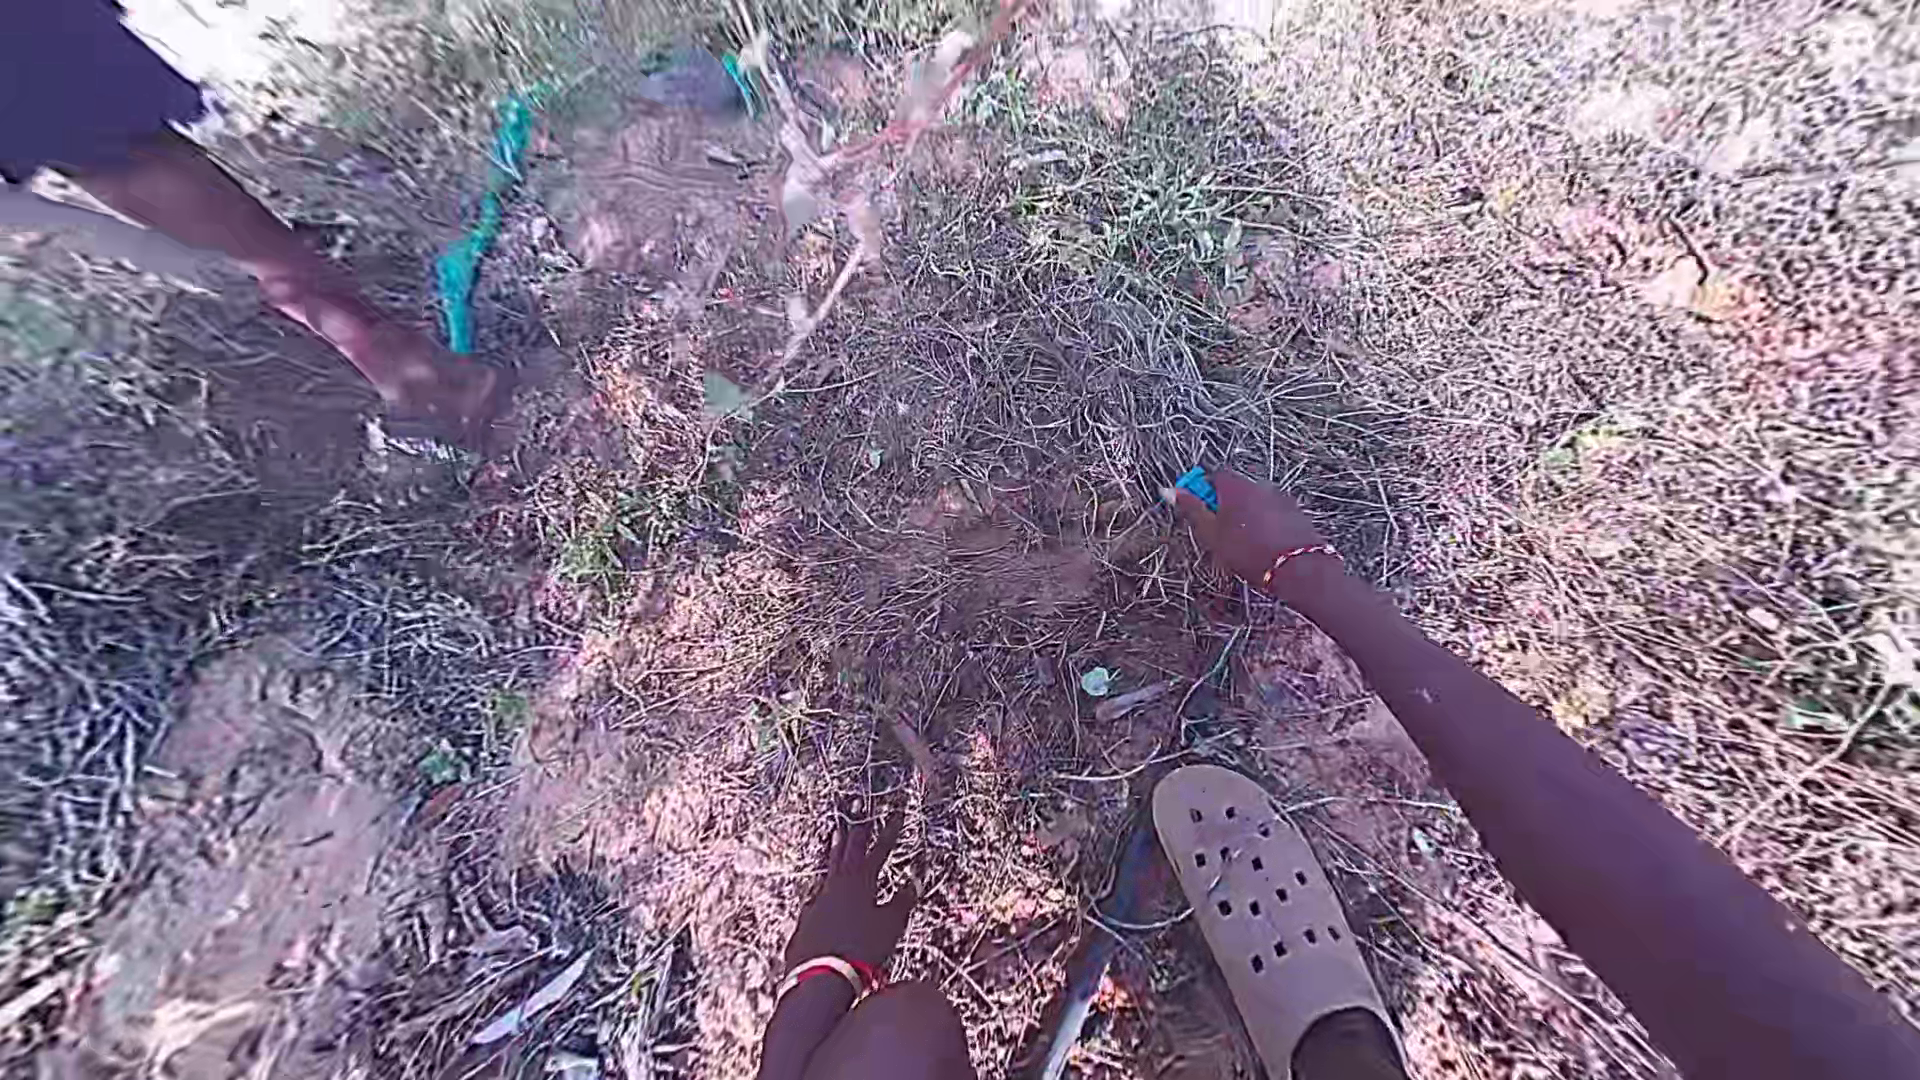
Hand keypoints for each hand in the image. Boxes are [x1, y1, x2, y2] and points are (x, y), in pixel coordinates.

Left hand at [783, 807, 915, 972]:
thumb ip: (902, 901)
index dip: (889, 832)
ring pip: (830, 866)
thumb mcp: (890, 925)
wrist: (819, 980)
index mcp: (861, 881)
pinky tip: (822, 887)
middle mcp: (838, 884)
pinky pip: (817, 893)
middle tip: (859, 809)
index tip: (895, 814)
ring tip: (837, 833)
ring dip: (836, 848)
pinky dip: (824, 884)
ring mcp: (818, 900)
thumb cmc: (861, 950)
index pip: (879, 849)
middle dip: (857, 829)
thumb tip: (913, 882)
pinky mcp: (806, 919)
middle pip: (849, 849)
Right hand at [1172, 470, 1337, 598]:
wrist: (1296, 568)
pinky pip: (1272, 512)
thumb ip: (1192, 508)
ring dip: (1245, 514)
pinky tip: (1261, 544)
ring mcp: (1281, 498)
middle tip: (1217, 530)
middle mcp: (1260, 486)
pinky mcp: (1296, 513)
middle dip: (1224, 504)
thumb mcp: (1211, 532)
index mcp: (1236, 487)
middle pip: (1235, 488)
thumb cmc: (1246, 550)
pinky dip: (1264, 522)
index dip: (1203, 491)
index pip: (1214, 476)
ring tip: (1240, 541)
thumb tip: (1170, 490)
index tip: (1198, 509)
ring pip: (1255, 501)